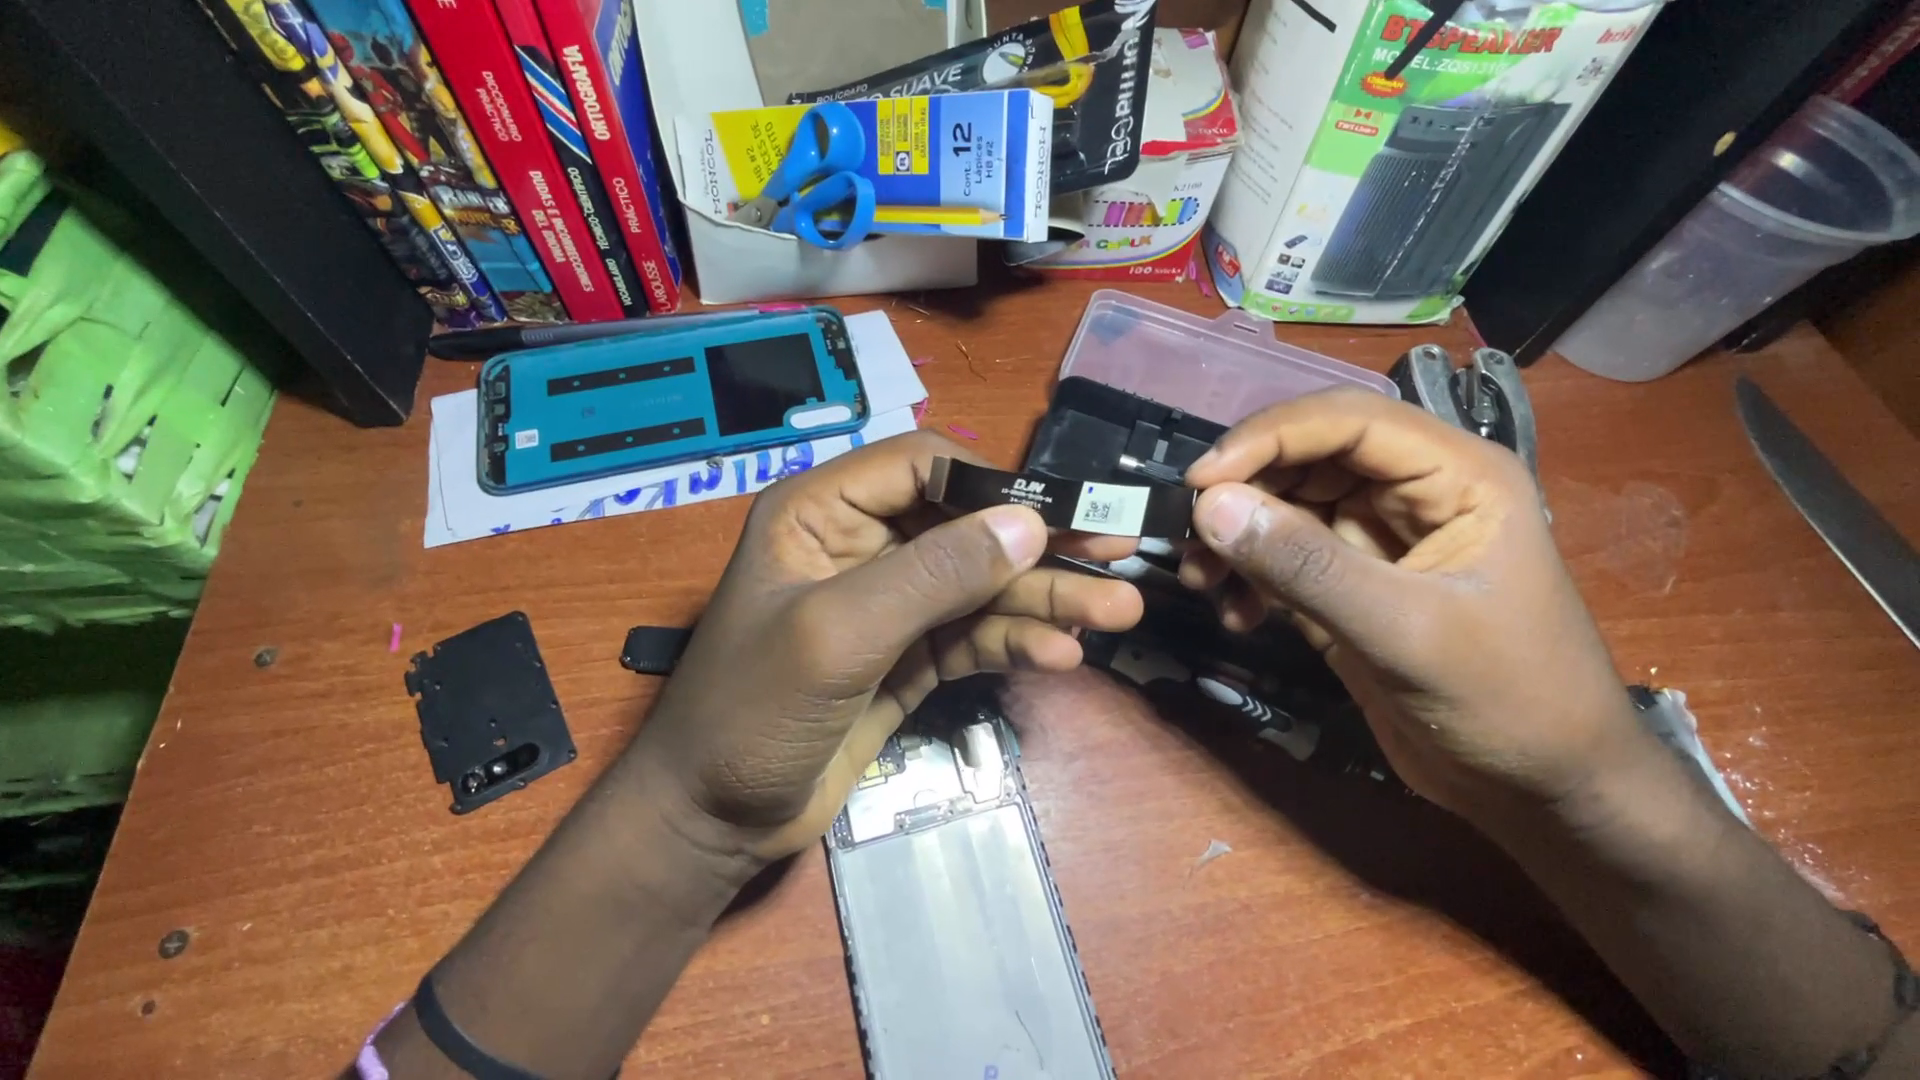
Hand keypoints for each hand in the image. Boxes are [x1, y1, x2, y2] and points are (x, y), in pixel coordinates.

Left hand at [630, 431, 1142, 864]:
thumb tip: (1029, 523)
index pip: (923, 465)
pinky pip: (974, 635)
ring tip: (1117, 612)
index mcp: (824, 512)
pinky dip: (1016, 643)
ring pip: (981, 584)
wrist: (715, 819)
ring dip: (1044, 599)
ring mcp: (891, 604)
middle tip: (1117, 550)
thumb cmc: (753, 711)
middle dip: (1039, 543)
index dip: (993, 482)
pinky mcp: (911, 656)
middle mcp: (863, 545)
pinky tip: (1061, 656)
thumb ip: (934, 575)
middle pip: (965, 525)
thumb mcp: (840, 633)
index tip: (1061, 511)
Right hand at [1180, 389, 1646, 829]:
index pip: (1348, 420)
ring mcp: (1377, 539)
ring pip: (1285, 506)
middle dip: (1243, 492)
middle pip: (1306, 457)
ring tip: (1200, 582)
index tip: (1200, 482)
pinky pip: (1282, 558)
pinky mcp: (1350, 583)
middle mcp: (1411, 492)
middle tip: (1189, 540)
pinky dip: (1249, 579)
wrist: (1537, 788)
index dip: (1269, 436)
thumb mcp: (1404, 631)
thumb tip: (1210, 506)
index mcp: (1455, 476)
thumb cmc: (1506, 699)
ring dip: (1235, 538)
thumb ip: (1306, 566)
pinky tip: (1238, 616)